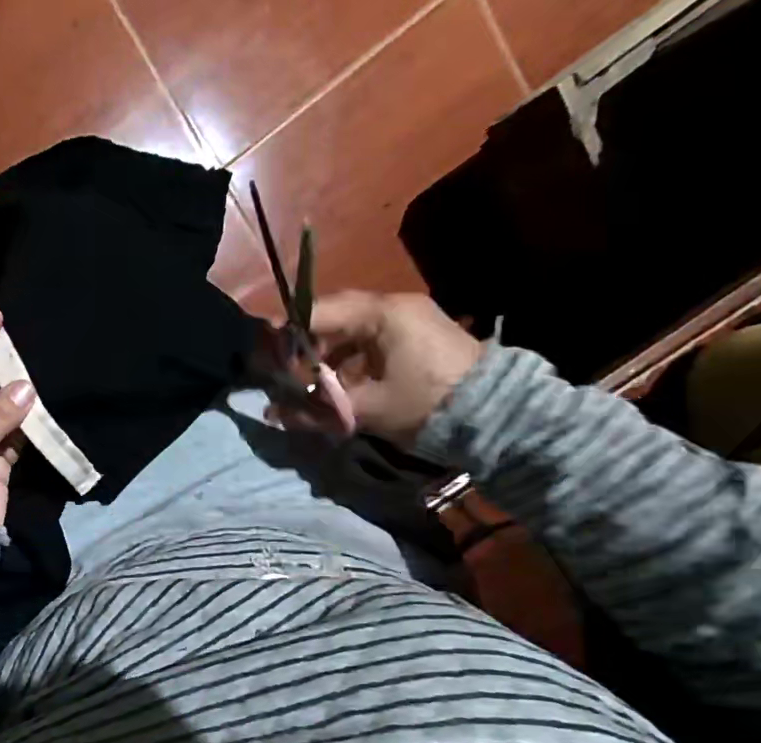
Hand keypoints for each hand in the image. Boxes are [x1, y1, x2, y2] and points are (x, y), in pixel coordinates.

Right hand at [277, 291, 486, 447]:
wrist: (493, 415)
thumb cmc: (426, 404)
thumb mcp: (369, 408)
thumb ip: (320, 409)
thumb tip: (276, 414)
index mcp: (383, 314)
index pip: (323, 311)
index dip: (290, 332)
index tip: (266, 353)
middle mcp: (395, 309)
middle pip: (337, 319)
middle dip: (308, 347)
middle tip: (286, 372)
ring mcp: (409, 323)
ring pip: (353, 334)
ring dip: (329, 359)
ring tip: (310, 387)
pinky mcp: (417, 342)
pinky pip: (372, 345)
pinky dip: (351, 364)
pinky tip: (339, 389)